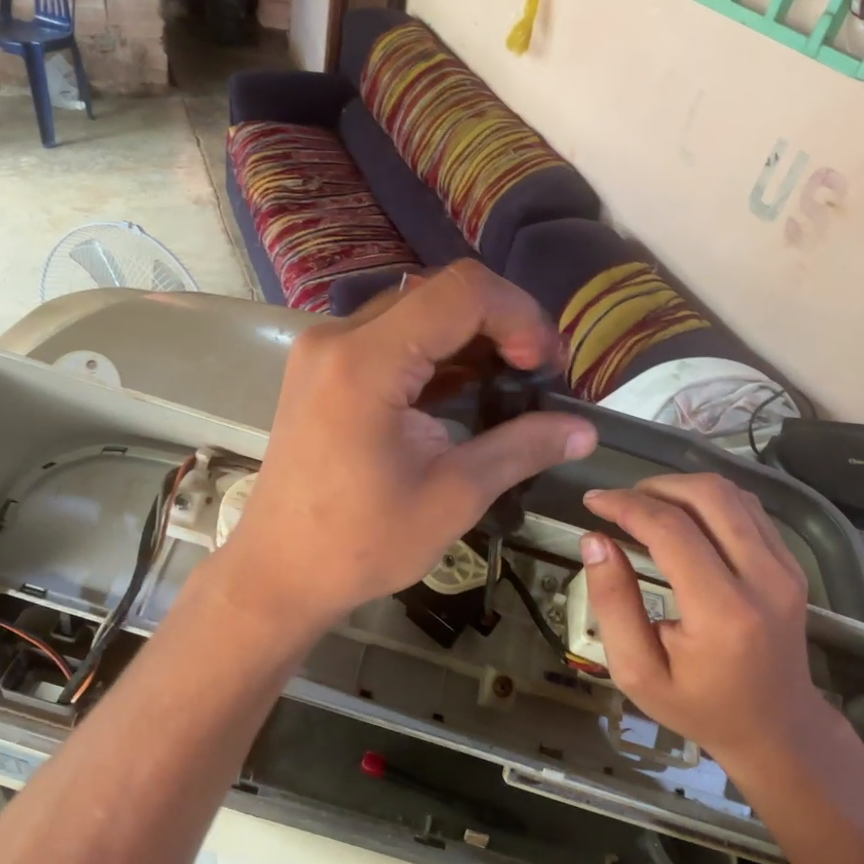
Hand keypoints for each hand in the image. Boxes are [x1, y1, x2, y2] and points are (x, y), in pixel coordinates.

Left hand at [216, 261, 597, 631]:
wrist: (279, 571)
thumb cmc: (359, 543)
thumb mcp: (451, 497)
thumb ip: (520, 449)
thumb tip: (584, 431)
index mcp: (365, 362)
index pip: (461, 293)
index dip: (519, 316)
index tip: (546, 365)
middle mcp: (337, 339)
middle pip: (438, 295)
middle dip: (500, 324)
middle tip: (538, 375)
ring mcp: (324, 351)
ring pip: (415, 312)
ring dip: (469, 338)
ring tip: (510, 384)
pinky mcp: (323, 370)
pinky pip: (389, 338)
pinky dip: (434, 355)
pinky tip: (466, 392)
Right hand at [578, 474, 831, 761]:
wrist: (775, 728)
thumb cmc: (698, 706)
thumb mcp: (637, 672)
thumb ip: (613, 604)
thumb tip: (594, 541)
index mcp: (723, 613)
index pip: (671, 530)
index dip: (626, 505)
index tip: (592, 502)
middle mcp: (763, 580)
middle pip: (708, 497)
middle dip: (654, 487)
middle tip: (618, 503)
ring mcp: (785, 568)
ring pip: (731, 494)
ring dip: (681, 488)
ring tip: (644, 507)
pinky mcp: (791, 564)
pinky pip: (748, 509)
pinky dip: (707, 501)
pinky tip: (681, 518)